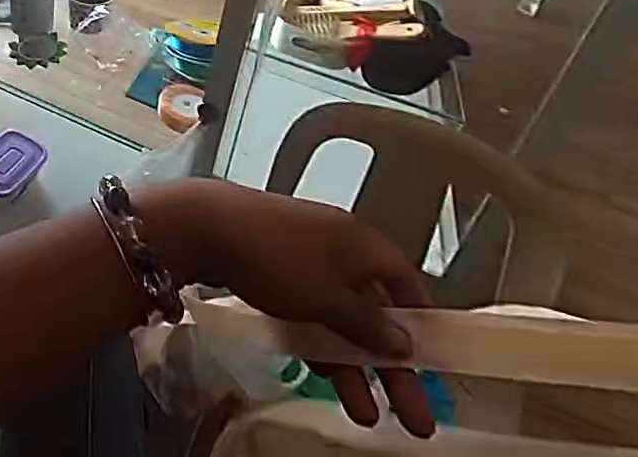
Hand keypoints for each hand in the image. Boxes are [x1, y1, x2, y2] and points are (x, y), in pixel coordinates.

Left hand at [141, 179, 436, 437]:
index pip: (407, 282)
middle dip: (391, 361)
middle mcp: (334, 241)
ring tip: (366, 413)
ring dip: (352, 361)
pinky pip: (307, 304)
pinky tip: (321, 373)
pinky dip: (317, 337)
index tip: (435, 365)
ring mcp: (300, 250)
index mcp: (359, 240)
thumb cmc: (274, 256)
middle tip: (413, 414)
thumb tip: (403, 342)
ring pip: (338, 311)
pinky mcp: (271, 261)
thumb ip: (368, 324)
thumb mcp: (329, 298)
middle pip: (374, 305)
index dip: (423, 324)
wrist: (202, 224)